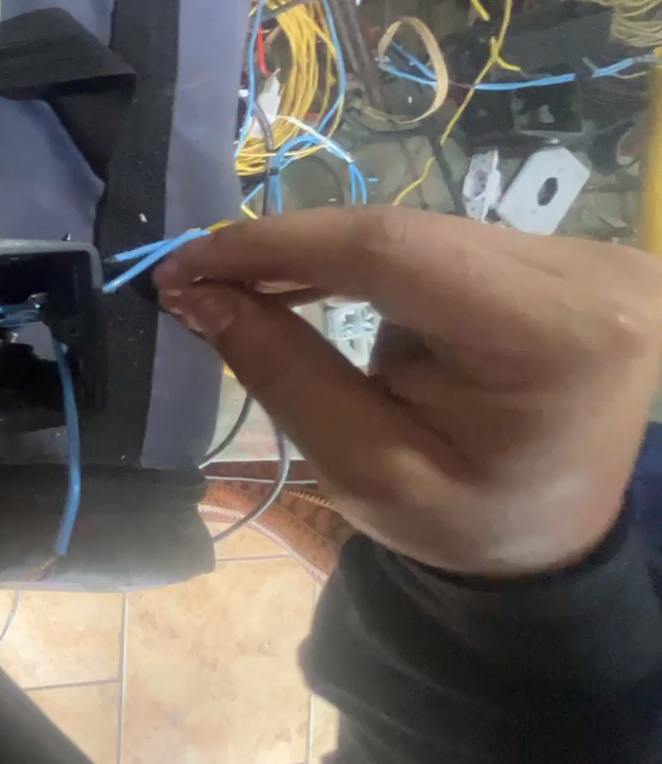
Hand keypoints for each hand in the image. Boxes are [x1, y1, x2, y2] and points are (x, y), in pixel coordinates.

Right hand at [154, 206, 661, 577]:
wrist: (546, 533)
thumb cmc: (459, 518)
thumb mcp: (357, 463)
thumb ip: (278, 369)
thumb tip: (196, 294)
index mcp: (555, 333)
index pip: (385, 251)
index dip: (266, 246)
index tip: (179, 268)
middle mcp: (585, 275)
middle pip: (388, 233)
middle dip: (270, 249)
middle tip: (185, 278)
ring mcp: (571, 259)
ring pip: (393, 230)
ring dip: (294, 252)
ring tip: (220, 281)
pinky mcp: (543, 261)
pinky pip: (411, 242)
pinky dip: (332, 258)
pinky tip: (280, 278)